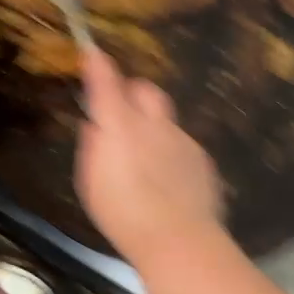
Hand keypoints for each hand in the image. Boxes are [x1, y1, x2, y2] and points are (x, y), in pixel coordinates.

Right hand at [75, 46, 225, 263]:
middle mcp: (155, 124)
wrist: (178, 239)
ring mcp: (183, 140)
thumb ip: (92, 147)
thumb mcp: (90, 182)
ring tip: (143, 162)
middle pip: (146, 90)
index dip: (98, 66)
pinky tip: (165, 182)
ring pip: (165, 121)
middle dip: (131, 93)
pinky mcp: (203, 160)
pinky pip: (182, 145)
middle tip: (119, 113)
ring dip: (152, 129)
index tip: (92, 53)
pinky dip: (170, 154)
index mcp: (120, 127)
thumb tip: (95, 126)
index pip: (107, 84)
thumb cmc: (121, 213)